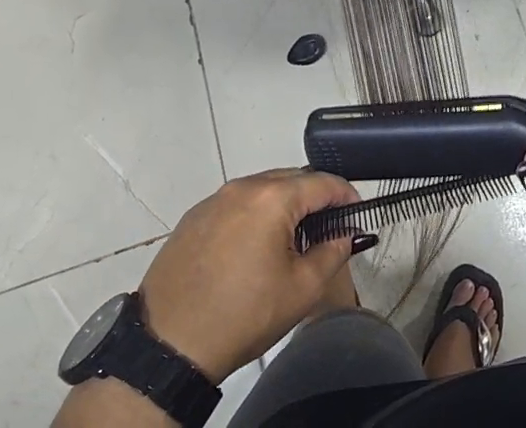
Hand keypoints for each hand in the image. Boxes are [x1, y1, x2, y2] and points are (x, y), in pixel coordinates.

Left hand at [137, 170, 360, 382]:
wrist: (168, 345)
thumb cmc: (244, 315)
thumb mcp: (302, 289)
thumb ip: (332, 252)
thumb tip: (344, 233)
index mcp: (272, 198)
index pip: (322, 183)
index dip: (346, 197)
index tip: (357, 216)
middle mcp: (242, 188)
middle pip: (291, 180)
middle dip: (315, 198)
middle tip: (328, 229)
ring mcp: (212, 201)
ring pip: (261, 190)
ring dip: (283, 206)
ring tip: (293, 240)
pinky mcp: (192, 219)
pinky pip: (235, 205)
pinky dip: (254, 216)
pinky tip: (254, 249)